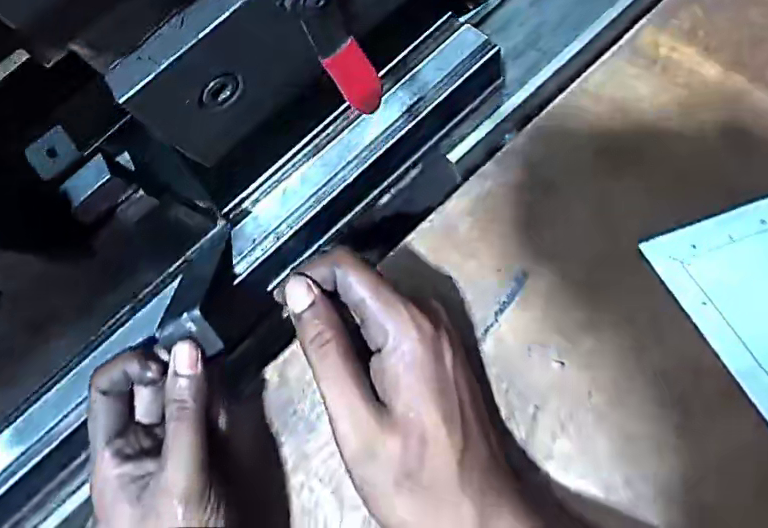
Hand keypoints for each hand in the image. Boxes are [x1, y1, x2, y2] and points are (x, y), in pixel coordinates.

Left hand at [88, 340, 228, 527]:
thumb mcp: (181, 483)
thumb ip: (185, 414)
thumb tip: (187, 347)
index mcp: (114, 455)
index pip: (108, 387)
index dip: (133, 363)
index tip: (168, 360)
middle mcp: (140, 448)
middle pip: (151, 386)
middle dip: (178, 366)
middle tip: (205, 355)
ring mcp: (173, 454)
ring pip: (184, 397)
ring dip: (204, 384)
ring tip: (221, 381)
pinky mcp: (205, 462)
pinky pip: (208, 418)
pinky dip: (222, 405)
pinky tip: (232, 405)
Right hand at [282, 248, 552, 527]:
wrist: (485, 524)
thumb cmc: (416, 483)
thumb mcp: (357, 425)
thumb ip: (325, 349)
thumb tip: (298, 289)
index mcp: (407, 325)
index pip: (346, 265)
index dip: (308, 275)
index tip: (283, 304)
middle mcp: (427, 312)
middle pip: (362, 278)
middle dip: (323, 296)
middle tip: (297, 337)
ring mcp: (440, 327)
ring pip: (376, 296)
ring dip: (344, 315)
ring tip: (324, 359)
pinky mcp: (443, 344)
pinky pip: (394, 316)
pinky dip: (366, 329)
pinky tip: (357, 368)